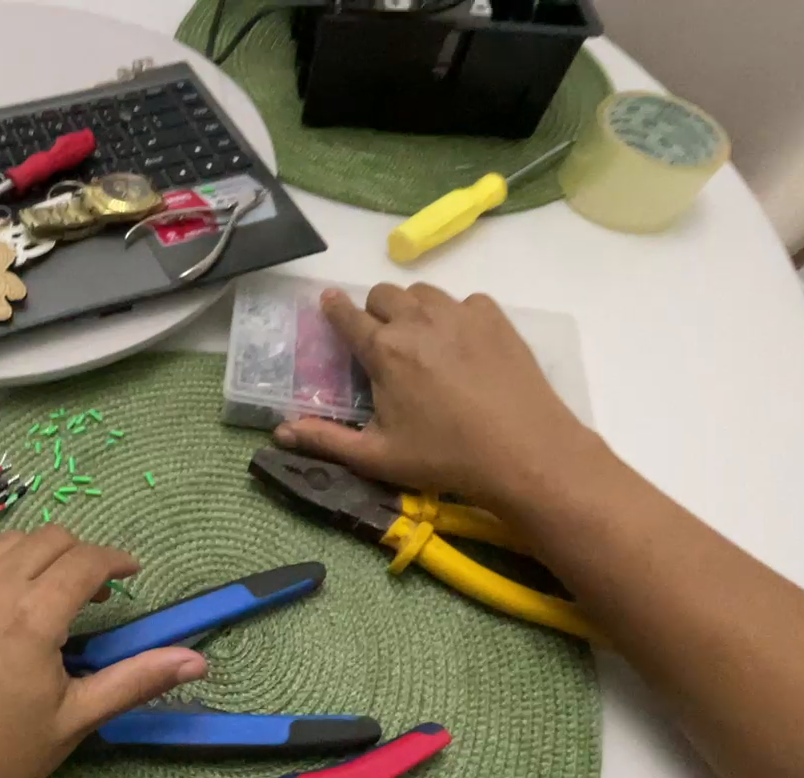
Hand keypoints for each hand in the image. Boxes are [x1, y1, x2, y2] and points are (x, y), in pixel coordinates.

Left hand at [0, 526, 206, 777]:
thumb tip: (197, 661)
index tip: (132, 572)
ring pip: (7, 543)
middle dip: (81, 554)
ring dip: (40, 555)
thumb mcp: (74, 720)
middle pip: (48, 538)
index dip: (116, 560)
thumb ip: (136, 680)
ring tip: (51, 595)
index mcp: (31, 616)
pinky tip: (5, 608)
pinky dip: (1, 567)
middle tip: (94, 593)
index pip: (85, 561)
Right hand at [274, 285, 602, 508]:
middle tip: (379, 341)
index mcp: (384, 351)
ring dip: (410, 309)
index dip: (333, 309)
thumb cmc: (442, 457)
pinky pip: (463, 301)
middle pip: (384, 294)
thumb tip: (278, 433)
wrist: (524, 452)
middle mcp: (418, 321)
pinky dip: (453, 315)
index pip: (347, 316)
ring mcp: (461, 314)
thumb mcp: (375, 456)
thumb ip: (324, 440)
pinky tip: (459, 346)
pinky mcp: (495, 318)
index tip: (328, 303)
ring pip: (422, 292)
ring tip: (417, 340)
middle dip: (373, 310)